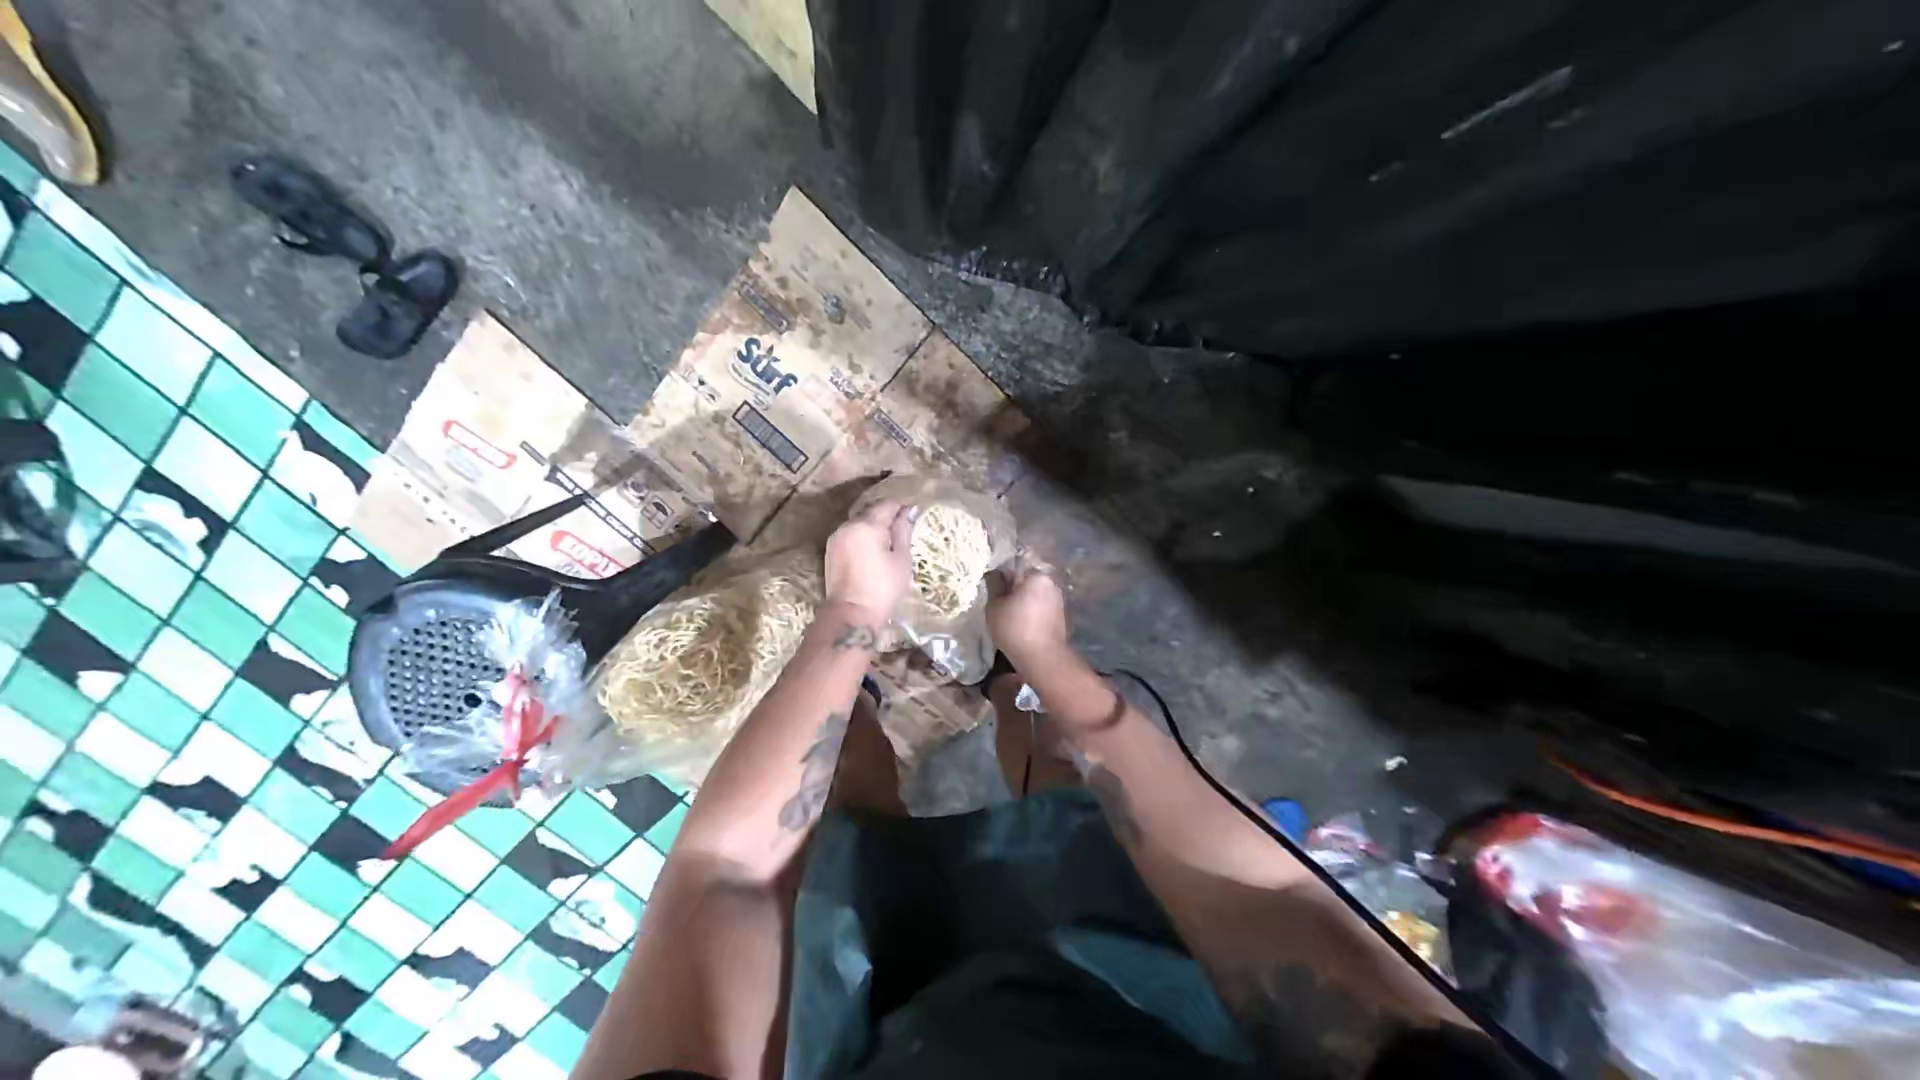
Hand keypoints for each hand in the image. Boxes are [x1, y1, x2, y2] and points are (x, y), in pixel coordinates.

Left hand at [824, 498, 917, 620]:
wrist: (851, 615)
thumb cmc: (883, 588)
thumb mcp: (901, 559)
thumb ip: (903, 531)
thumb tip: (909, 511)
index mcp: (867, 525)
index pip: (887, 505)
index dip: (902, 508)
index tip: (912, 518)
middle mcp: (848, 526)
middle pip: (871, 512)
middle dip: (886, 518)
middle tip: (901, 534)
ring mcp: (836, 538)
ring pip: (859, 523)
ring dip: (872, 528)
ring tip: (886, 545)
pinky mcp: (830, 551)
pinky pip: (850, 535)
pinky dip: (861, 538)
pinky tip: (871, 553)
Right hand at [986, 555, 1069, 663]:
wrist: (1042, 658)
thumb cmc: (1015, 628)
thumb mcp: (995, 605)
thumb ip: (994, 585)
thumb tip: (994, 573)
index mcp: (1037, 575)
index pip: (1016, 564)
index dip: (1002, 574)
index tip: (993, 586)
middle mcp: (1052, 584)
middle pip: (1028, 580)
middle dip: (1014, 588)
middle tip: (999, 602)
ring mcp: (1059, 600)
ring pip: (1035, 594)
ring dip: (1023, 601)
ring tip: (1009, 615)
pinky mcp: (1061, 617)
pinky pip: (1042, 607)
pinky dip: (1032, 612)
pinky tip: (1022, 624)